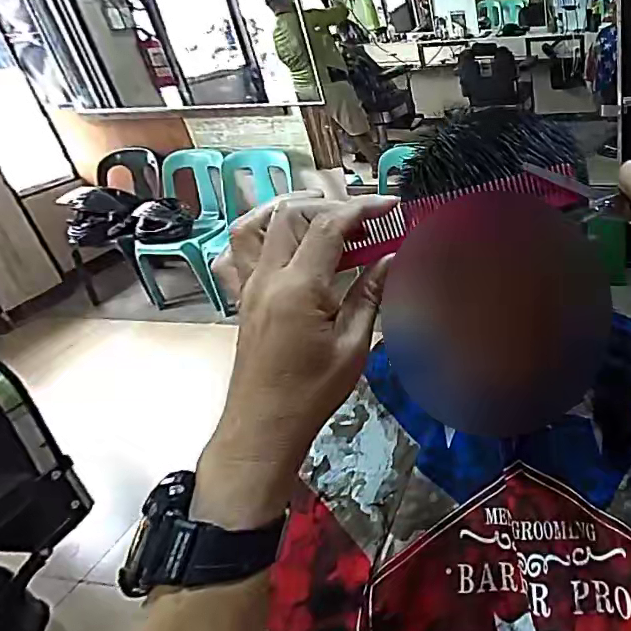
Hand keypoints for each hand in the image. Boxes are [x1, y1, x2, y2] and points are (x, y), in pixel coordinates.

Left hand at [195, 194, 397, 527]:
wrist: (263, 426)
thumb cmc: (312, 391)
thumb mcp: (354, 344)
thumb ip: (370, 294)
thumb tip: (390, 259)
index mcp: (298, 288)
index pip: (328, 227)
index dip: (362, 208)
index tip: (391, 204)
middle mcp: (266, 278)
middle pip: (291, 215)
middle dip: (333, 204)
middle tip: (368, 215)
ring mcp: (248, 286)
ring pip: (255, 225)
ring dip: (290, 208)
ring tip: (324, 212)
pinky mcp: (242, 297)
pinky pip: (238, 252)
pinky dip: (260, 233)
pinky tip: (285, 240)